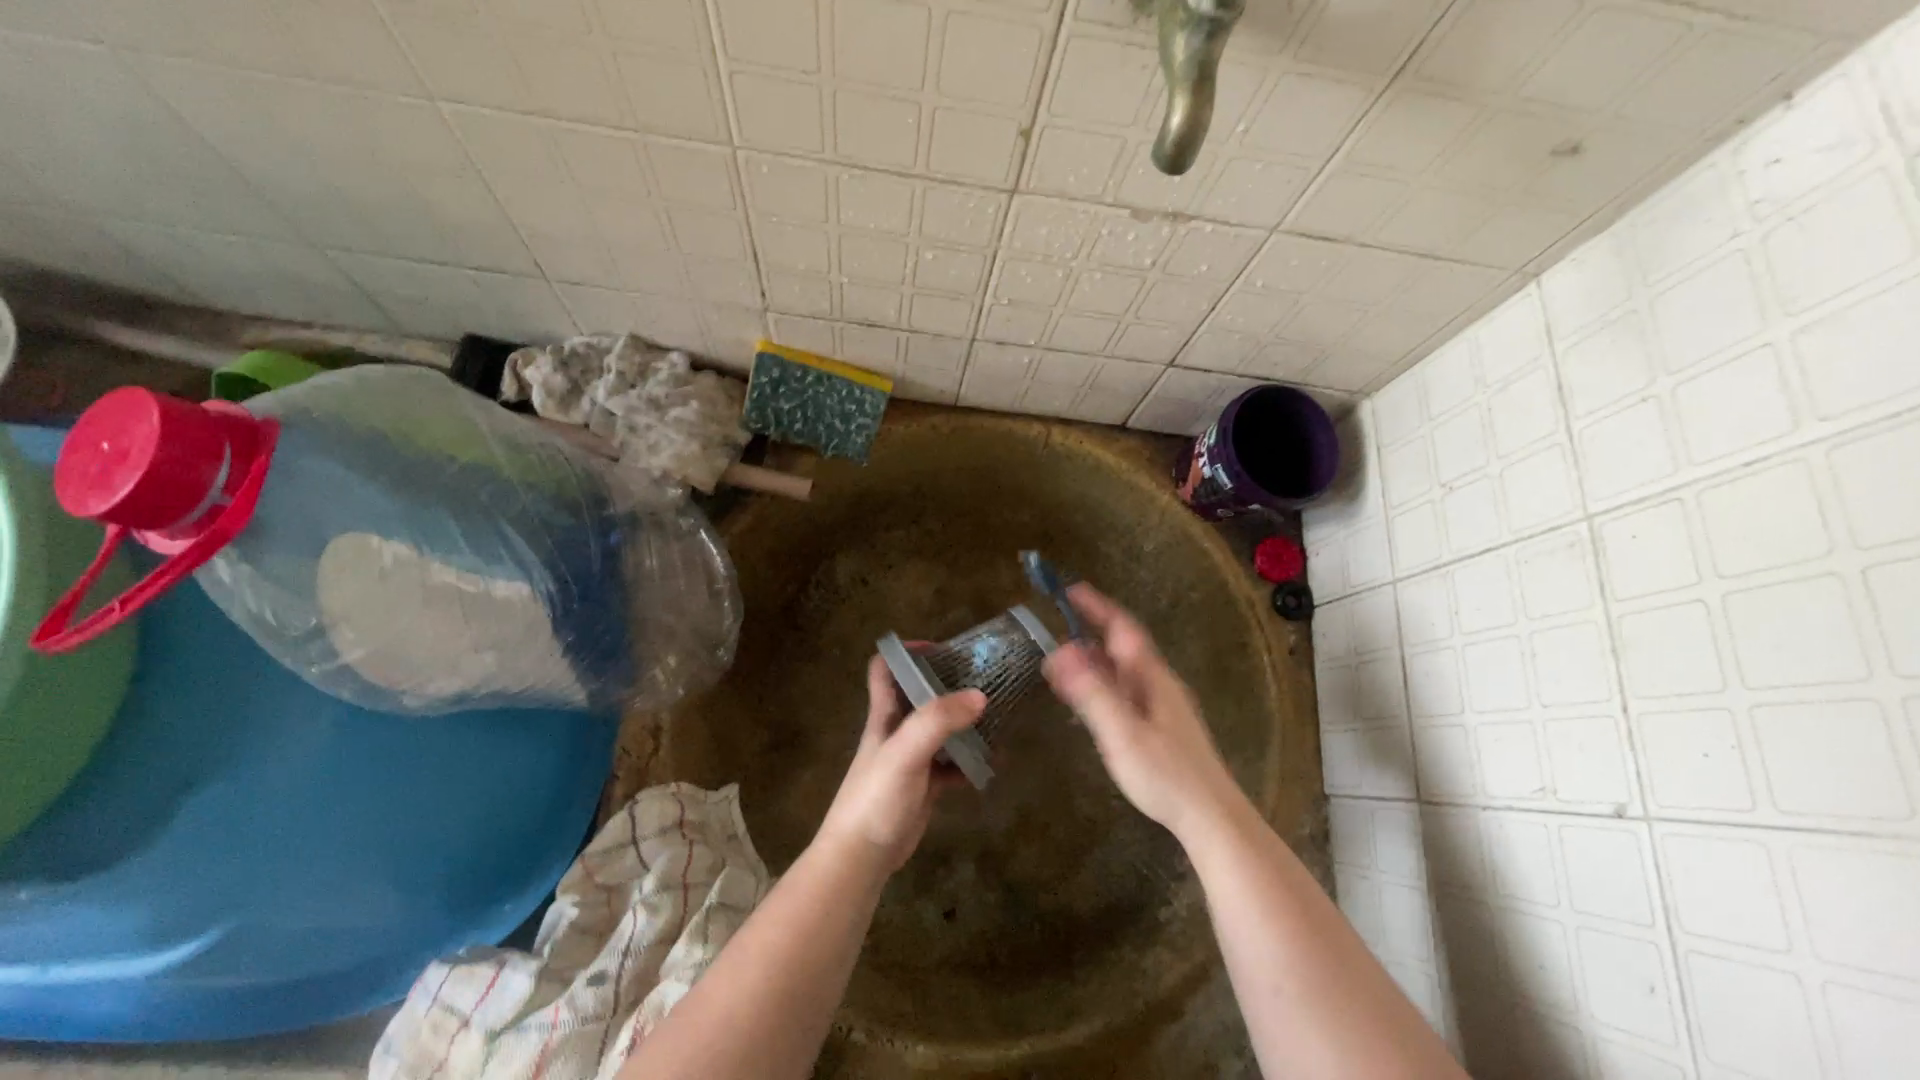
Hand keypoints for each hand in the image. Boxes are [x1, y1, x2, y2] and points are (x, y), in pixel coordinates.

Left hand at [815, 652, 985, 875]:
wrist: (860, 857)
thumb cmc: (875, 797)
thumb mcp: (905, 752)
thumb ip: (938, 721)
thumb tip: (980, 696)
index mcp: (884, 716)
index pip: (885, 668)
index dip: (907, 652)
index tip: (943, 650)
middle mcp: (896, 732)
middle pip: (920, 695)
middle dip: (950, 685)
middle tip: (986, 680)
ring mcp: (911, 760)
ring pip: (940, 730)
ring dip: (965, 723)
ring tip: (999, 717)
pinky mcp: (923, 787)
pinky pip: (950, 766)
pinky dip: (970, 763)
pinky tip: (992, 765)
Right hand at [1043, 584, 1246, 840]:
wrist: (1210, 817)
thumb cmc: (1166, 775)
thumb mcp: (1122, 733)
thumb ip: (1091, 693)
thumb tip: (1059, 651)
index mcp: (1153, 679)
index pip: (1123, 630)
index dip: (1098, 607)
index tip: (1071, 590)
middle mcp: (1160, 686)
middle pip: (1124, 649)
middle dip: (1092, 632)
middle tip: (1059, 625)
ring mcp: (1163, 709)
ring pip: (1125, 673)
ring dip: (1096, 661)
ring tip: (1065, 661)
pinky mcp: (1161, 731)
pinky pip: (1126, 694)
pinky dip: (1103, 686)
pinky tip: (1090, 704)